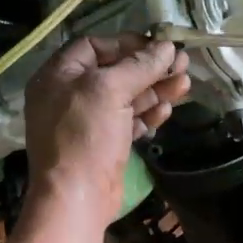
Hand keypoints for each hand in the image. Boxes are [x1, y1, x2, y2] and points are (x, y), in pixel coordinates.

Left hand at [24, 35, 189, 222]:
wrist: (77, 198)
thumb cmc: (85, 135)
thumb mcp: (110, 90)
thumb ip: (140, 65)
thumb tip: (168, 46)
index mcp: (59, 75)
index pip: (94, 45)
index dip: (128, 43)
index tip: (159, 46)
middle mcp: (70, 94)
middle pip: (116, 71)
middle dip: (150, 68)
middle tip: (183, 65)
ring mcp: (87, 121)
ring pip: (126, 96)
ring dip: (155, 90)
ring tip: (184, 86)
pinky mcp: (104, 143)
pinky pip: (128, 120)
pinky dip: (147, 114)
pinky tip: (167, 112)